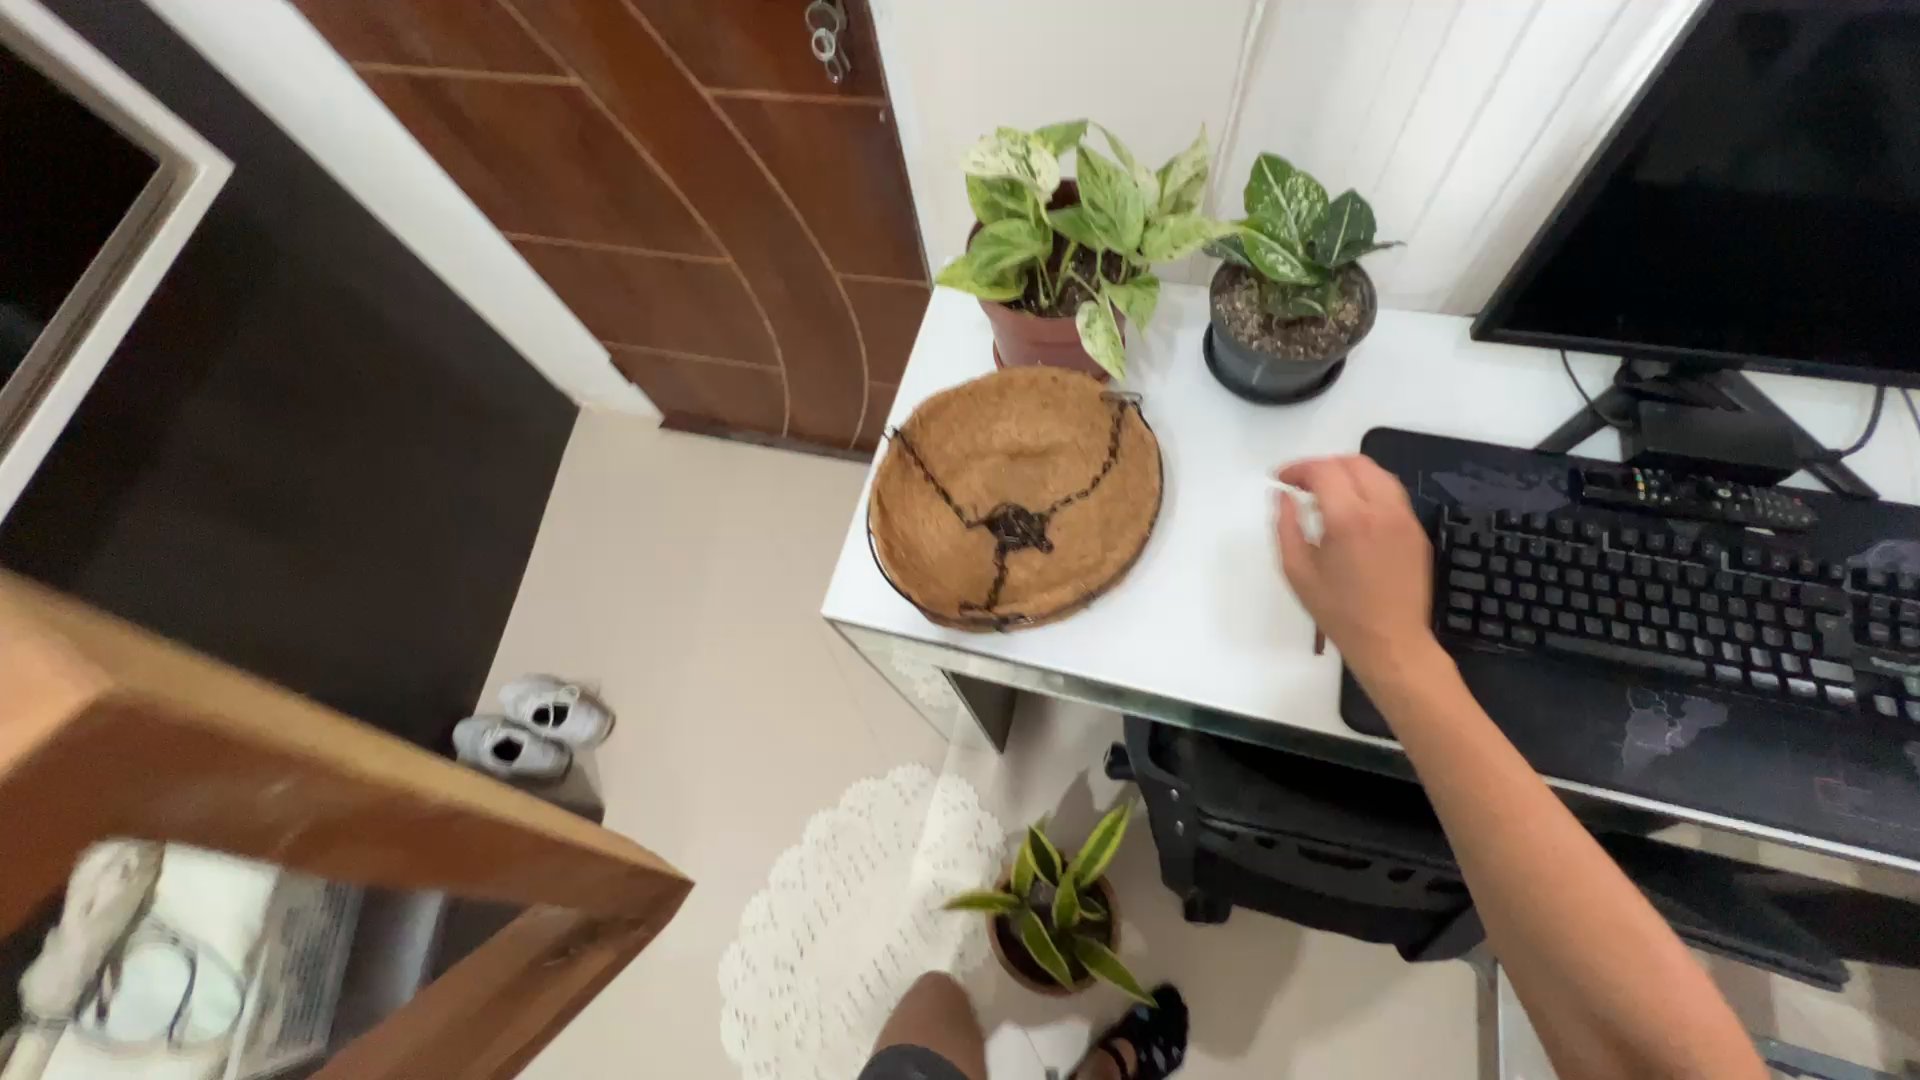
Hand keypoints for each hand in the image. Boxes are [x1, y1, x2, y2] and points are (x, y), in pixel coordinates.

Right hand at [1274, 455, 1437, 677]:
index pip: (1323, 471)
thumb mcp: (1296, 570)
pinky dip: (1367, 489)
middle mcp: (1382, 510)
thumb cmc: (1337, 610)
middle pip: (1353, 462)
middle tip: (1300, 484)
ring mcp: (1404, 518)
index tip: (1281, 480)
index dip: (1297, 469)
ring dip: (1346, 473)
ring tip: (1324, 494)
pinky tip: (1350, 511)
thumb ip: (1285, 525)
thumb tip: (1282, 496)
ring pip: (1376, 473)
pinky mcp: (1415, 530)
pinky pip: (1391, 493)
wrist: (1390, 639)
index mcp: (1348, 519)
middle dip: (1322, 466)